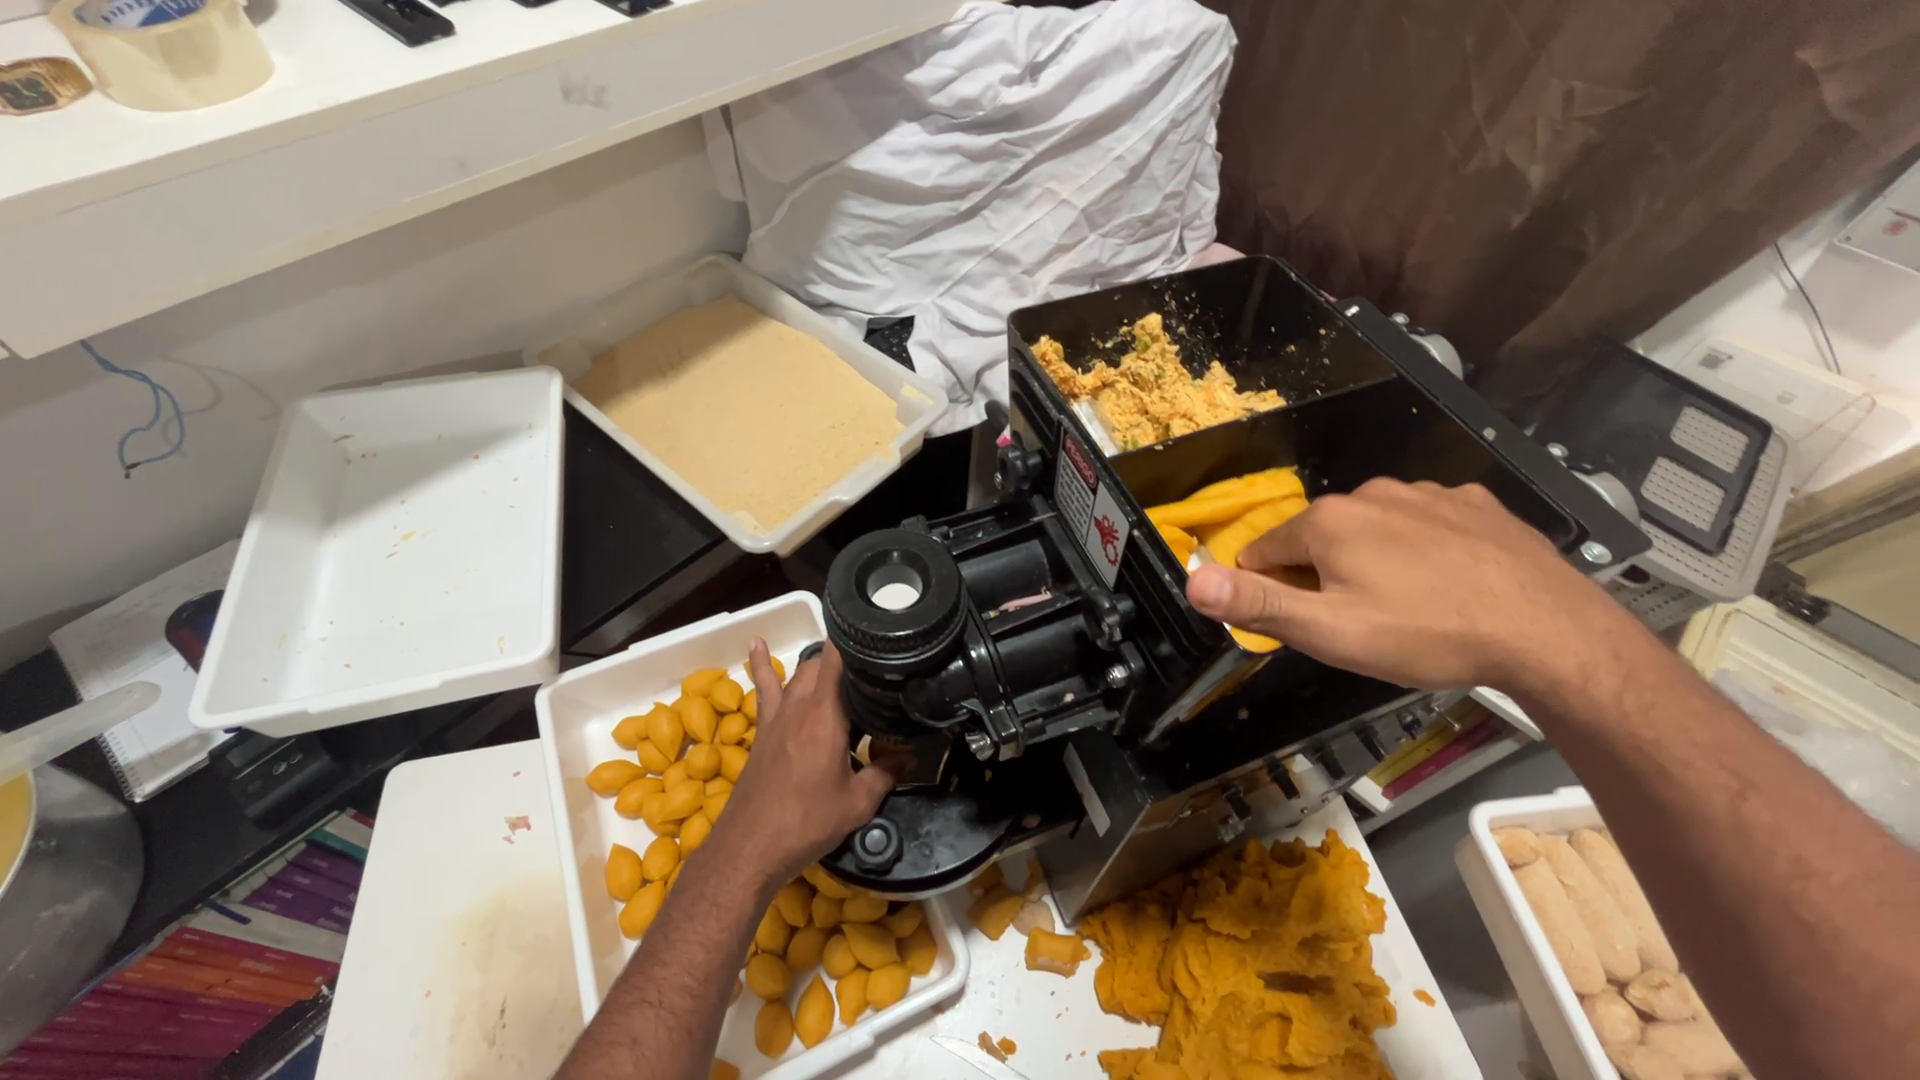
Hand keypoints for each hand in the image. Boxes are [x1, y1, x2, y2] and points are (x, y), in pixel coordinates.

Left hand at [717, 639, 897, 885]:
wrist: (751, 847)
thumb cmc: (806, 823)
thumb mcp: (857, 803)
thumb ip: (886, 774)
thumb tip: (911, 757)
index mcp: (825, 716)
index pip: (838, 660)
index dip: (857, 643)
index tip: (880, 639)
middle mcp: (799, 706)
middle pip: (821, 664)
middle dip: (846, 660)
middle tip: (873, 669)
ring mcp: (777, 716)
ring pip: (798, 674)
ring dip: (818, 666)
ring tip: (841, 664)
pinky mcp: (763, 730)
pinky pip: (765, 689)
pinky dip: (762, 666)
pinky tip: (757, 645)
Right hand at [1183, 479, 1630, 693]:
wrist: (1549, 631)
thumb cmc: (1426, 634)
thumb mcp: (1329, 633)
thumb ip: (1256, 604)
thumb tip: (1193, 582)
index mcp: (1326, 522)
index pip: (1264, 553)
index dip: (1275, 592)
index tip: (1310, 624)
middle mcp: (1370, 494)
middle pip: (1318, 539)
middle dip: (1323, 576)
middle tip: (1361, 624)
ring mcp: (1427, 493)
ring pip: (1371, 529)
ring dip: (1371, 561)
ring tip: (1409, 608)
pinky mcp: (1474, 503)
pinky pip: (1425, 523)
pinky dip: (1422, 549)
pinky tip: (1450, 582)